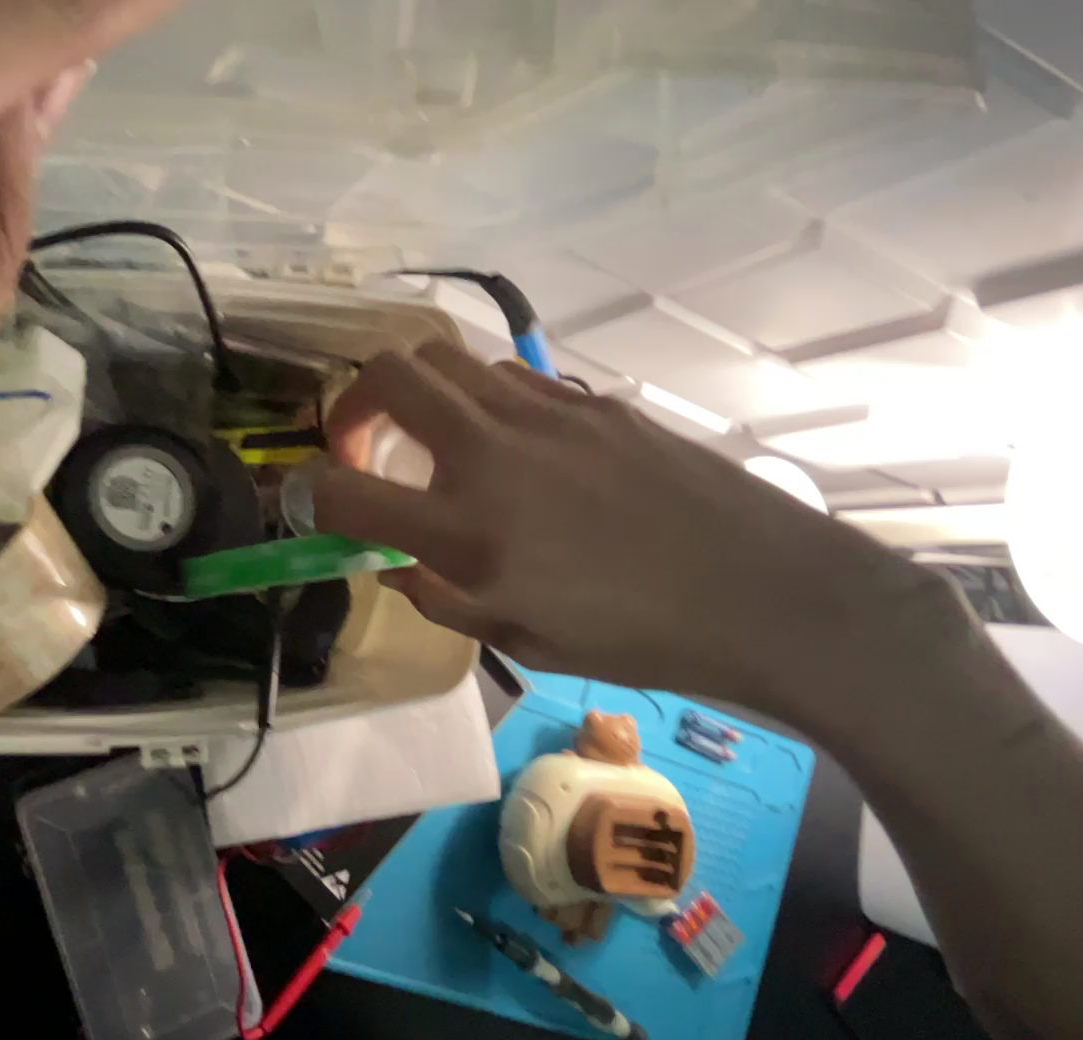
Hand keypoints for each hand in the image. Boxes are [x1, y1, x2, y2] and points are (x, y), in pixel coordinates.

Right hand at [312, 346, 952, 707]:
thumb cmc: (636, 637)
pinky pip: (507, 376)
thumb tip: (396, 566)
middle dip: (352, 403)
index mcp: (467, 531)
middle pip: (387, 373)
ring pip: (446, 356)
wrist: (774, 595)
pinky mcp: (592, 400)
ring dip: (416, 392)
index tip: (312, 502)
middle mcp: (493, 454)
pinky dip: (480, 399)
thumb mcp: (517, 640)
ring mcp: (546, 413)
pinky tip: (510, 446)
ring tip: (435, 441)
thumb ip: (437, 597)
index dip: (308, 492)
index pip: (344, 489)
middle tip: (364, 445)